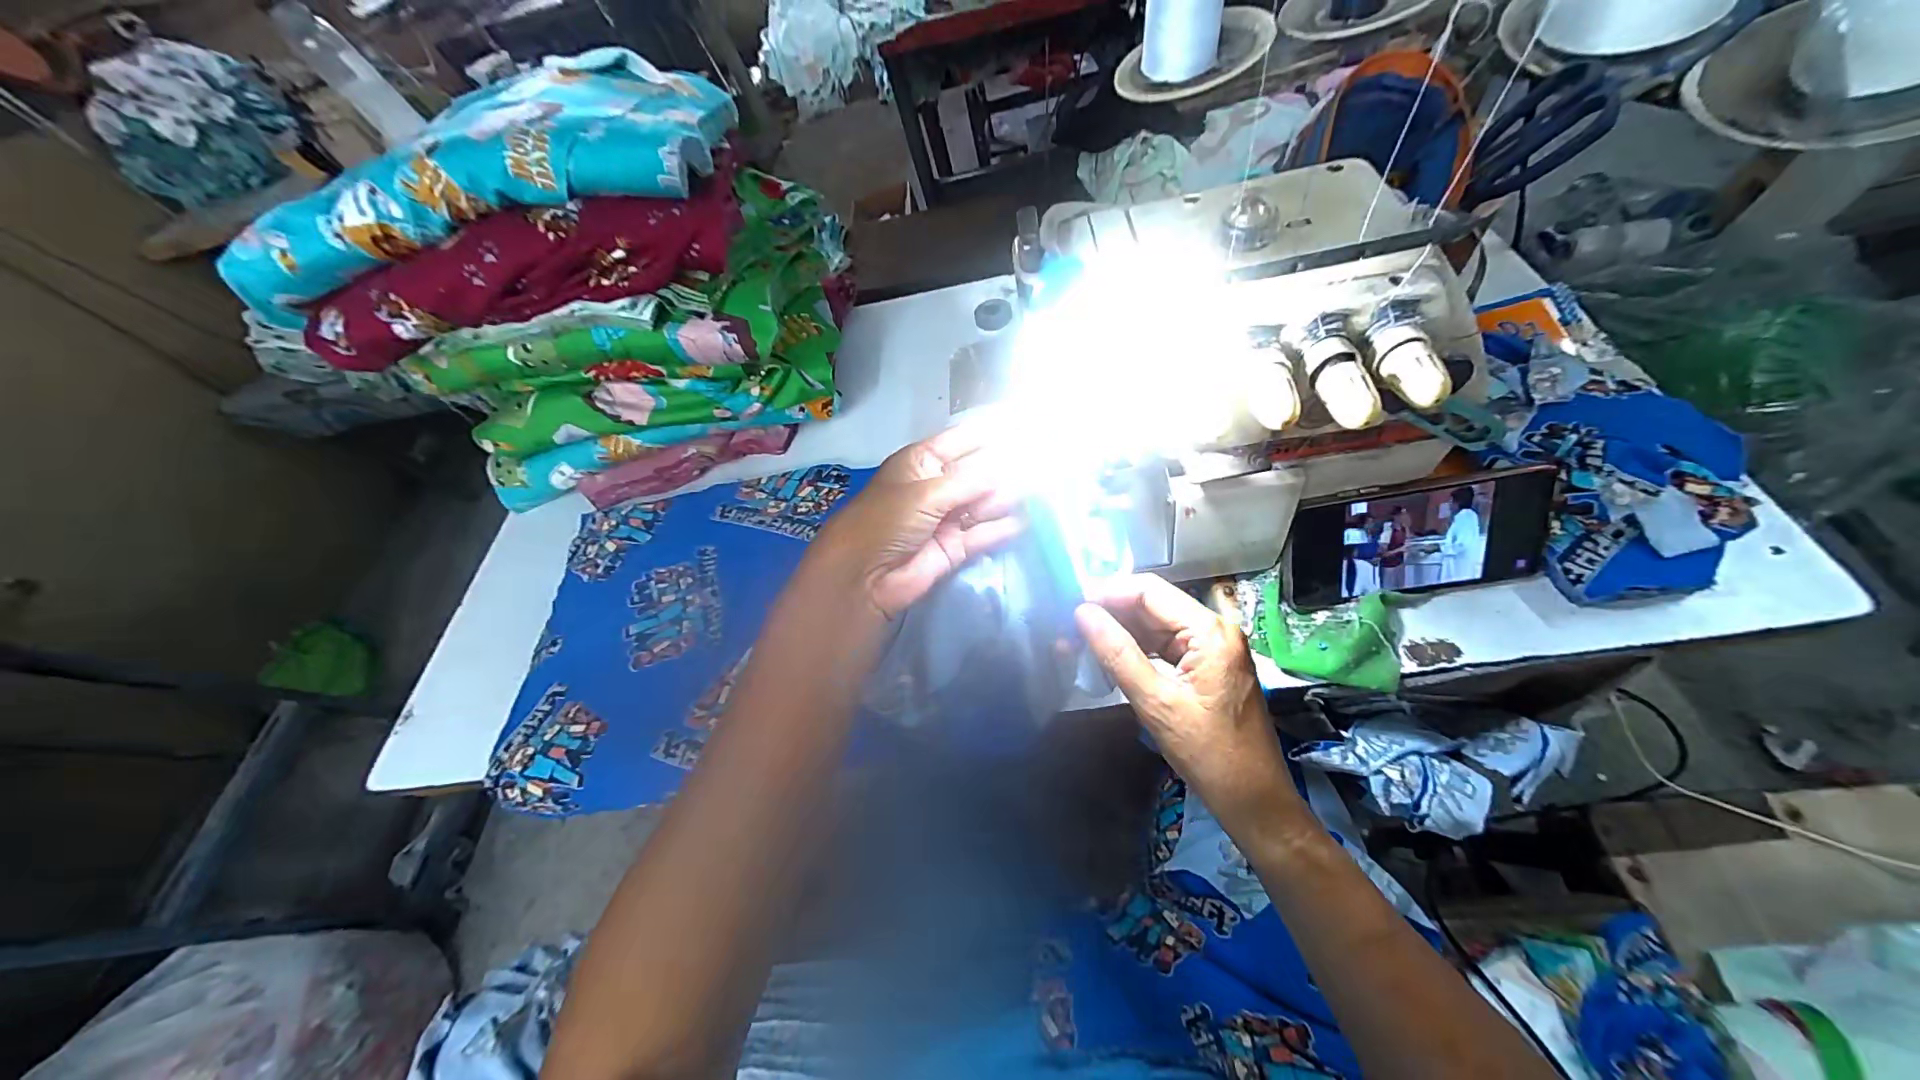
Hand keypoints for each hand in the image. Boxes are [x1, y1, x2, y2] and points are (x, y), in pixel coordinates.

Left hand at [807, 423, 1021, 621]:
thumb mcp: (925, 493)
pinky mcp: (955, 548)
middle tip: (1040, 464)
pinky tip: (1025, 521)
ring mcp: (947, 518)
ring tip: (1033, 492)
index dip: (991, 435)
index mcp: (922, 462)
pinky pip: (984, 534)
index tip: (1025, 428)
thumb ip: (969, 481)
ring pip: (985, 503)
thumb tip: (1006, 470)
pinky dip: (1002, 528)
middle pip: (979, 472)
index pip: (962, 441)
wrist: (862, 577)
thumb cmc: (886, 521)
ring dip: (1005, 498)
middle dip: (1005, 468)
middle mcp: (937, 486)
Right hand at [1075, 575, 1299, 825]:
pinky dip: (1138, 649)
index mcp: (1210, 632)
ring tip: (1082, 642)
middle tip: (1072, 626)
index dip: (1108, 592)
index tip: (1072, 604)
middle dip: (1112, 613)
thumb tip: (1083, 613)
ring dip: (1121, 631)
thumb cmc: (1209, 753)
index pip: (1150, 591)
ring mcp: (1214, 648)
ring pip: (1157, 625)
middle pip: (1154, 605)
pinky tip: (1110, 658)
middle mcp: (1216, 630)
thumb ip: (1117, 653)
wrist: (1253, 798)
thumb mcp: (1156, 703)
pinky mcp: (1209, 666)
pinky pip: (1166, 646)